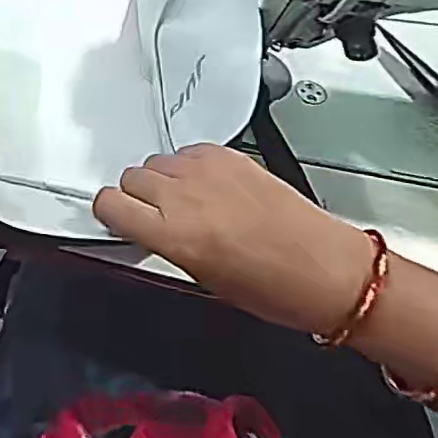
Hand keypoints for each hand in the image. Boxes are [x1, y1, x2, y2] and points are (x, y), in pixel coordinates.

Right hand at [93, 144, 376, 333]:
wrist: (328, 271)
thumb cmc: (273, 287)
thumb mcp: (200, 276)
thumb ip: (161, 241)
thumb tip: (140, 224)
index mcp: (173, 234)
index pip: (109, 203)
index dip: (111, 211)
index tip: (119, 216)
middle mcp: (184, 197)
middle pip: (130, 177)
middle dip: (138, 195)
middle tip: (160, 213)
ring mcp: (206, 171)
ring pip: (156, 161)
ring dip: (164, 178)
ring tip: (190, 199)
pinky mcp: (227, 155)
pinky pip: (187, 150)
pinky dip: (191, 166)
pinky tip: (211, 186)